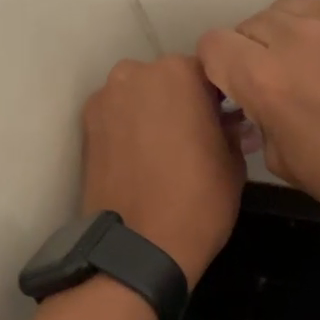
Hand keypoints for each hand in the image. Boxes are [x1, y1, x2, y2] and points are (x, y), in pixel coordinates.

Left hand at [81, 53, 244, 284]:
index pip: (210, 71)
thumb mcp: (233, 166)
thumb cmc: (198, 204)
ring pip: (140, 99)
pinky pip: (119, 121)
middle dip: (185, 103)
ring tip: (169, 156)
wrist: (139, 248)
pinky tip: (146, 164)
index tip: (229, 122)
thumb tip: (232, 125)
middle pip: (169, 81)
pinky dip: (132, 134)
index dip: (223, 98)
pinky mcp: (86, 129)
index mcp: (179, 73)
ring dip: (155, 116)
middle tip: (200, 140)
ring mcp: (105, 100)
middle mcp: (135, 74)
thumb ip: (233, 132)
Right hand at [196, 0, 319, 232]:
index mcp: (265, 78)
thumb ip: (259, 119)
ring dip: (288, 37)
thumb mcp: (284, 162)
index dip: (221, 70)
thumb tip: (258, 103)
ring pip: (288, 11)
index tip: (238, 89)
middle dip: (253, 53)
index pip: (214, 45)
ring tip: (313, 72)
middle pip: (249, 25)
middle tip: (281, 86)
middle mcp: (295, 37)